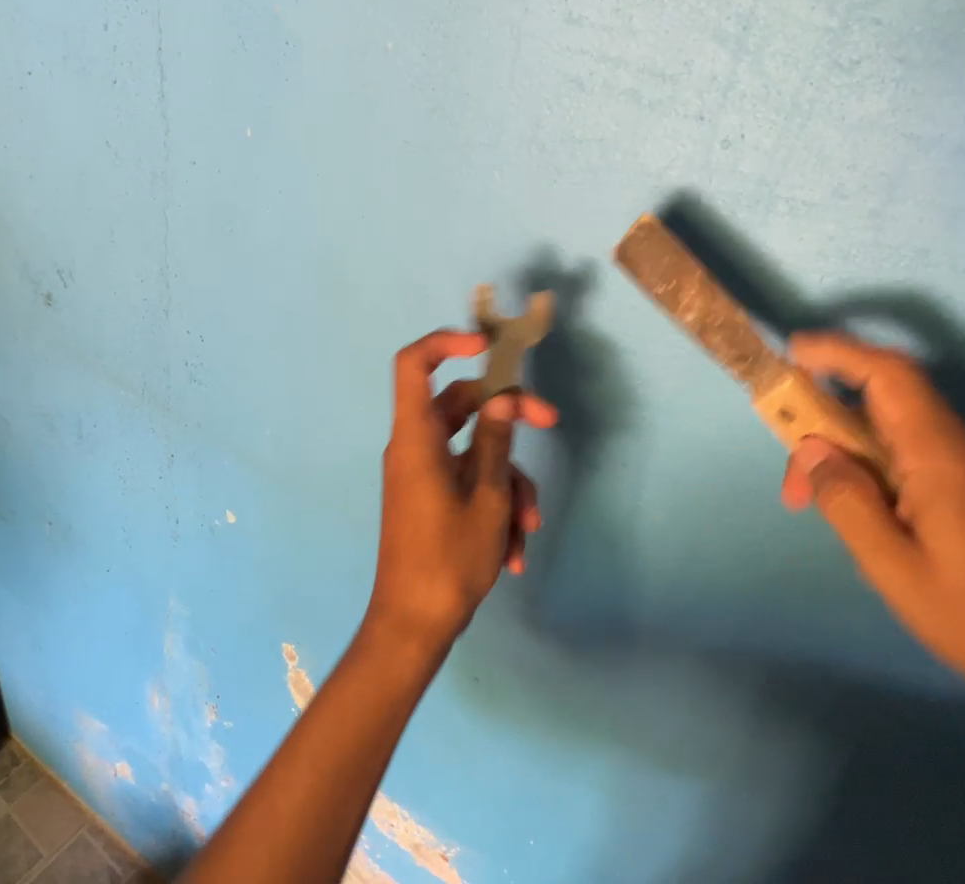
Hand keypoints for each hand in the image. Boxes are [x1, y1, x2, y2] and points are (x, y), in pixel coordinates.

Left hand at [370, 329, 556, 648]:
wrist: (414, 622)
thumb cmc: (448, 559)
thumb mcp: (486, 499)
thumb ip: (494, 443)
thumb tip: (501, 401)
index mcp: (417, 438)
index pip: (413, 366)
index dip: (445, 343)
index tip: (485, 345)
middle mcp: (415, 448)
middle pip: (461, 404)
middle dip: (509, 417)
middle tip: (550, 421)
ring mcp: (423, 474)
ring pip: (474, 450)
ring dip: (508, 482)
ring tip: (527, 529)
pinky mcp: (431, 498)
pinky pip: (467, 483)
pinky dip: (494, 507)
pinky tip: (515, 551)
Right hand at [779, 332, 964, 716]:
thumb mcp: (894, 569)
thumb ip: (846, 502)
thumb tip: (814, 450)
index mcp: (948, 459)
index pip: (890, 376)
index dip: (838, 353)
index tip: (791, 354)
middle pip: (889, 414)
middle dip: (830, 440)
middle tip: (795, 498)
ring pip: (911, 447)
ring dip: (862, 471)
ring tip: (851, 539)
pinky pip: (938, 471)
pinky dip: (897, 487)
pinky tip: (897, 544)